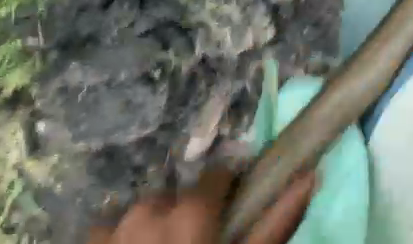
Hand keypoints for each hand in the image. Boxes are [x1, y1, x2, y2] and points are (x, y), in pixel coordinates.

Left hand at [87, 167, 313, 243]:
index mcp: (190, 210)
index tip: (227, 217)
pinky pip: (100, 237)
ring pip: (133, 216)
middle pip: (172, 197)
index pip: (217, 174)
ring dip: (145, 231)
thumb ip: (277, 222)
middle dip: (182, 215)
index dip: (225, 193)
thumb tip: (312, 174)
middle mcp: (146, 211)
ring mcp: (105, 235)